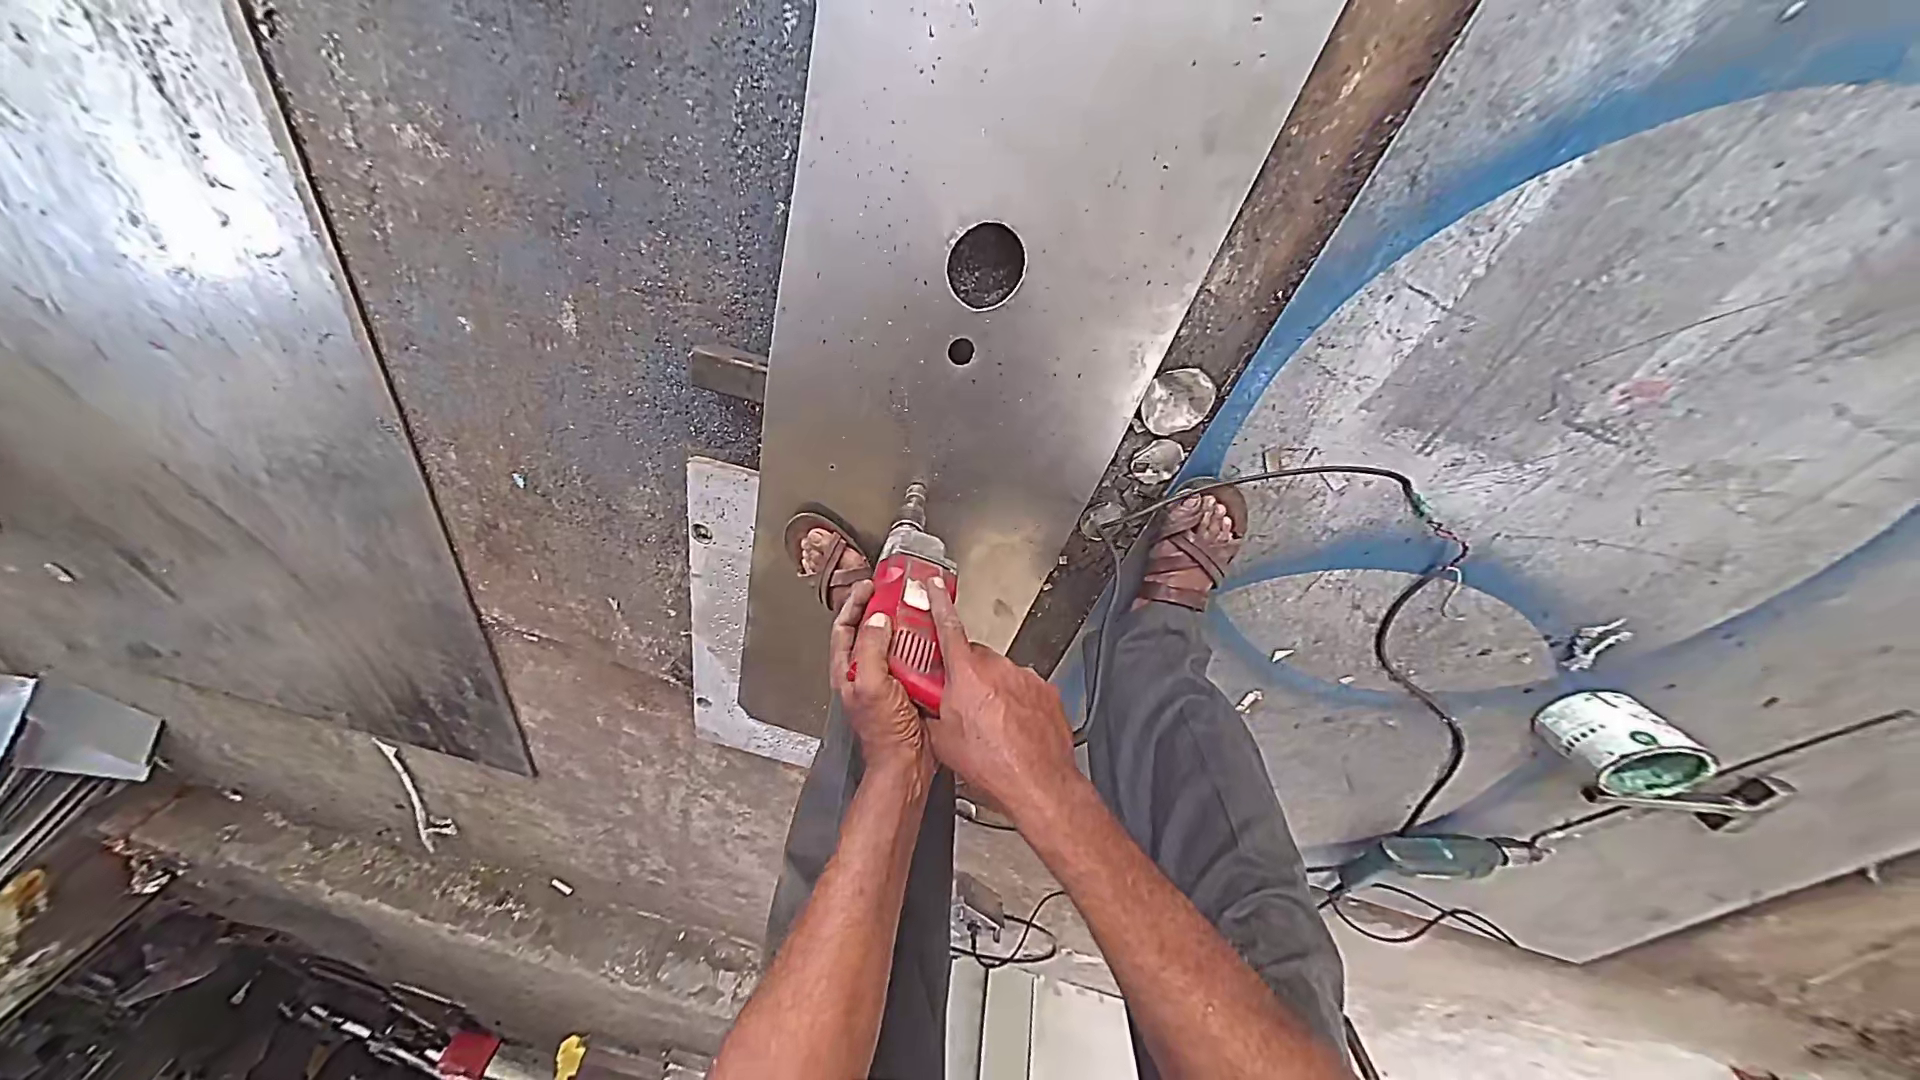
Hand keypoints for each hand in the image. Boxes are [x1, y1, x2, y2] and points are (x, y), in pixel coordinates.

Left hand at [830, 580, 932, 777]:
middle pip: (869, 629)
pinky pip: (915, 656)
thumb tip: (877, 620)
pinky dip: (922, 643)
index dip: (855, 603)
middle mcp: (866, 672)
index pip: (844, 627)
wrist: (908, 763)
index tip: (870, 586)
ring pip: (894, 641)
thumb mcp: (871, 685)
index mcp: (848, 670)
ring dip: (905, 624)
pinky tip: (932, 636)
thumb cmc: (884, 735)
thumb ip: (870, 649)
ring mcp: (888, 679)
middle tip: (896, 591)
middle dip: (882, 607)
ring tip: (915, 608)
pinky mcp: (910, 685)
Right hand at [925, 582, 1078, 819]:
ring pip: (1000, 673)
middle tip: (961, 699)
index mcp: (967, 675)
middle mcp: (997, 669)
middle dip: (965, 672)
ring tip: (991, 722)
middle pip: (974, 656)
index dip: (938, 602)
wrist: (1038, 783)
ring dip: (992, 689)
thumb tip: (922, 706)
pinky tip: (1012, 725)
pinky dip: (1015, 700)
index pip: (948, 626)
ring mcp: (1024, 677)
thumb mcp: (942, 741)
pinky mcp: (1044, 689)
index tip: (934, 586)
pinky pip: (1023, 686)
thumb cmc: (993, 766)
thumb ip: (929, 711)